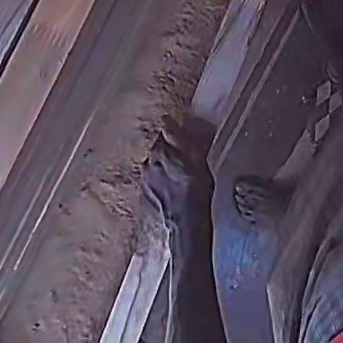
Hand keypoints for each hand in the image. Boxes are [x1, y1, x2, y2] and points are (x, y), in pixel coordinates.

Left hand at [142, 121, 213, 239]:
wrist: (186, 223)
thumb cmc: (197, 190)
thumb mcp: (198, 160)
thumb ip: (184, 138)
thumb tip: (171, 119)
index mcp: (162, 149)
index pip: (165, 129)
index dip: (174, 130)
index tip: (181, 133)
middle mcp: (149, 160)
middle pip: (159, 145)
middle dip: (170, 147)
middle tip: (184, 157)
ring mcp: (145, 176)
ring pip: (154, 160)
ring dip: (164, 163)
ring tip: (178, 174)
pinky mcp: (144, 189)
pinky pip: (152, 175)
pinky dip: (160, 176)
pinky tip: (171, 185)